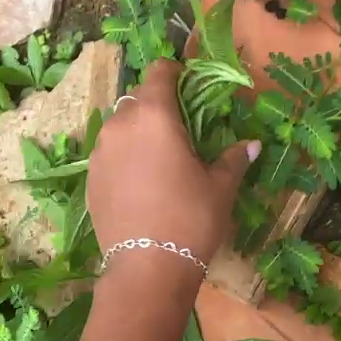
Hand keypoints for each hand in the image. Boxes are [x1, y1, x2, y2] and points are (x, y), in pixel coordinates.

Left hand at [87, 60, 257, 267]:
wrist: (148, 269)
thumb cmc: (190, 221)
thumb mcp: (220, 189)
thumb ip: (233, 159)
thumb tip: (251, 144)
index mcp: (154, 116)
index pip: (159, 72)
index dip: (175, 73)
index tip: (188, 86)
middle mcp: (120, 125)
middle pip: (137, 100)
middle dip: (157, 108)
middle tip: (180, 132)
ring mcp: (99, 153)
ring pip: (120, 128)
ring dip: (139, 135)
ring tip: (159, 162)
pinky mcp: (89, 180)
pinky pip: (109, 156)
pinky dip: (125, 160)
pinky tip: (141, 186)